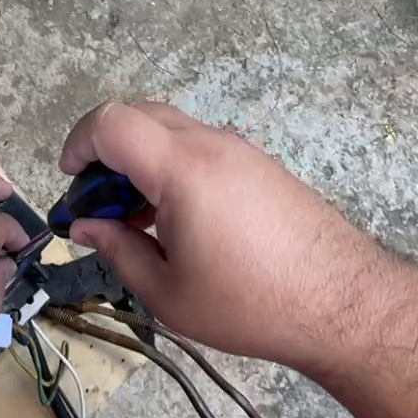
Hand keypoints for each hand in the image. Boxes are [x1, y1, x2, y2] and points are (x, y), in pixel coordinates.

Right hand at [61, 101, 377, 370]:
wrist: (347, 304)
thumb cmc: (250, 303)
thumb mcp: (169, 292)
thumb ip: (117, 250)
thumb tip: (85, 226)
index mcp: (181, 167)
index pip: (111, 122)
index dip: (78, 142)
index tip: (71, 181)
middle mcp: (208, 143)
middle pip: (136, 113)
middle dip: (102, 147)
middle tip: (96, 197)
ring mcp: (238, 148)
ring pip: (168, 127)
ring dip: (137, 157)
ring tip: (135, 215)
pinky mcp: (257, 162)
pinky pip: (197, 144)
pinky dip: (169, 163)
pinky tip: (176, 216)